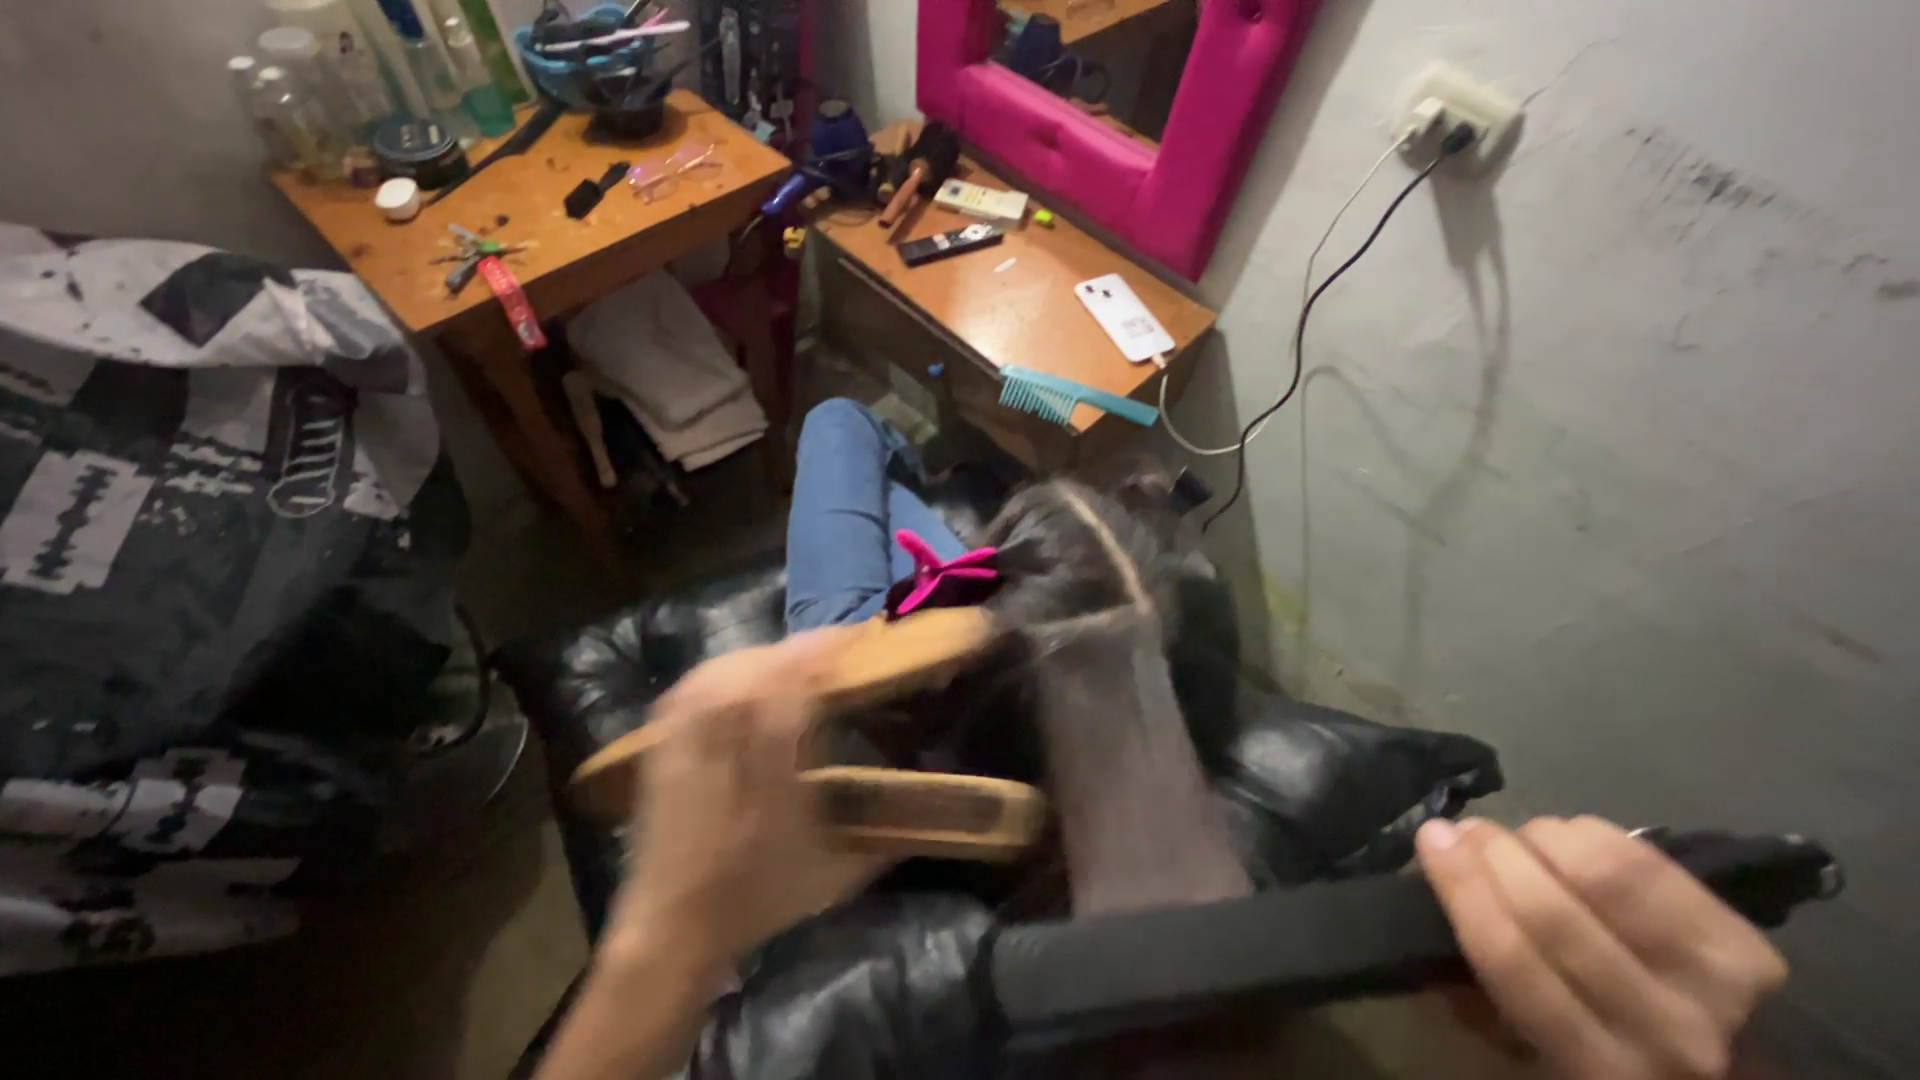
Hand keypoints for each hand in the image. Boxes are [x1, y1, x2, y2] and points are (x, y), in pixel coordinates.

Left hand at [608, 627, 895, 969]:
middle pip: (759, 669)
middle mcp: (723, 744)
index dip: (824, 652)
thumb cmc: (755, 900)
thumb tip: (925, 814)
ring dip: (764, 656)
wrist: (671, 928)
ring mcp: (686, 741)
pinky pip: (693, 686)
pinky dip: (724, 670)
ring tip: (794, 660)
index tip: (854, 638)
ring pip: (725, 670)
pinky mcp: (662, 746)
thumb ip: (880, 839)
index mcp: (769, 769)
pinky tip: (742, 675)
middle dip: (799, 650)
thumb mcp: (829, 875)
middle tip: (832, 651)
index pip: (795, 687)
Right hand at [1417, 816, 1787, 1078]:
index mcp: (1595, 1069)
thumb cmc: (1599, 1052)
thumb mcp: (1527, 1051)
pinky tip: (1568, 837)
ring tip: (1521, 836)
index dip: (1463, 887)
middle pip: (1553, 913)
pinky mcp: (1746, 946)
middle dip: (1493, 853)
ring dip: (1541, 838)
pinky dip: (1590, 834)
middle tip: (1465, 828)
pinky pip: (1647, 862)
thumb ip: (1474, 992)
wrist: (1731, 1070)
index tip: (1430, 837)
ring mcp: (1716, 989)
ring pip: (1602, 876)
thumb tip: (1435, 894)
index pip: (1512, 962)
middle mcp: (1663, 1034)